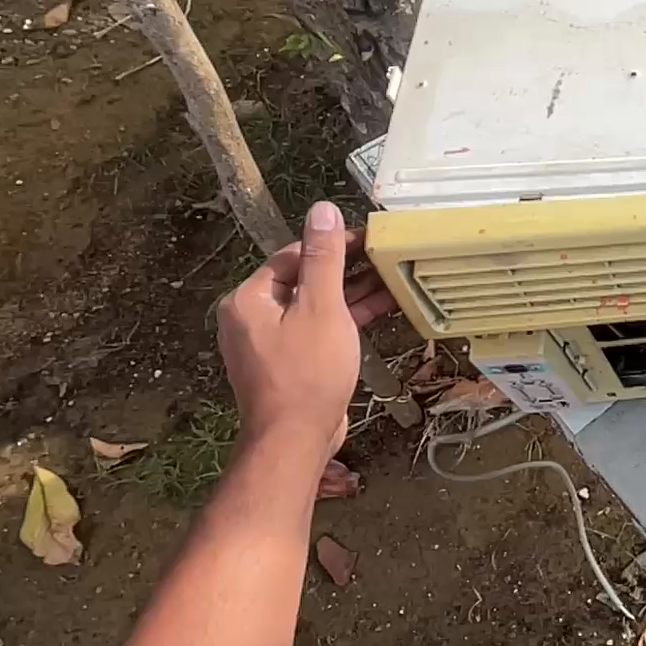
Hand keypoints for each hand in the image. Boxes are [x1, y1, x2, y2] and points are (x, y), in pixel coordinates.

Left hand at [216, 201, 398, 463]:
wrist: (296, 436)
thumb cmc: (308, 369)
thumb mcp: (322, 308)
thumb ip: (324, 259)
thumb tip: (322, 209)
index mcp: (250, 298)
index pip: (295, 255)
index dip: (335, 244)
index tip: (374, 239)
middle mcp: (253, 315)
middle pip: (306, 279)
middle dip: (349, 269)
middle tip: (389, 259)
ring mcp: (271, 340)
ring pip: (316, 304)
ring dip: (353, 294)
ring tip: (394, 282)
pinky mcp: (290, 360)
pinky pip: (320, 326)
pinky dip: (347, 317)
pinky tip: (380, 310)